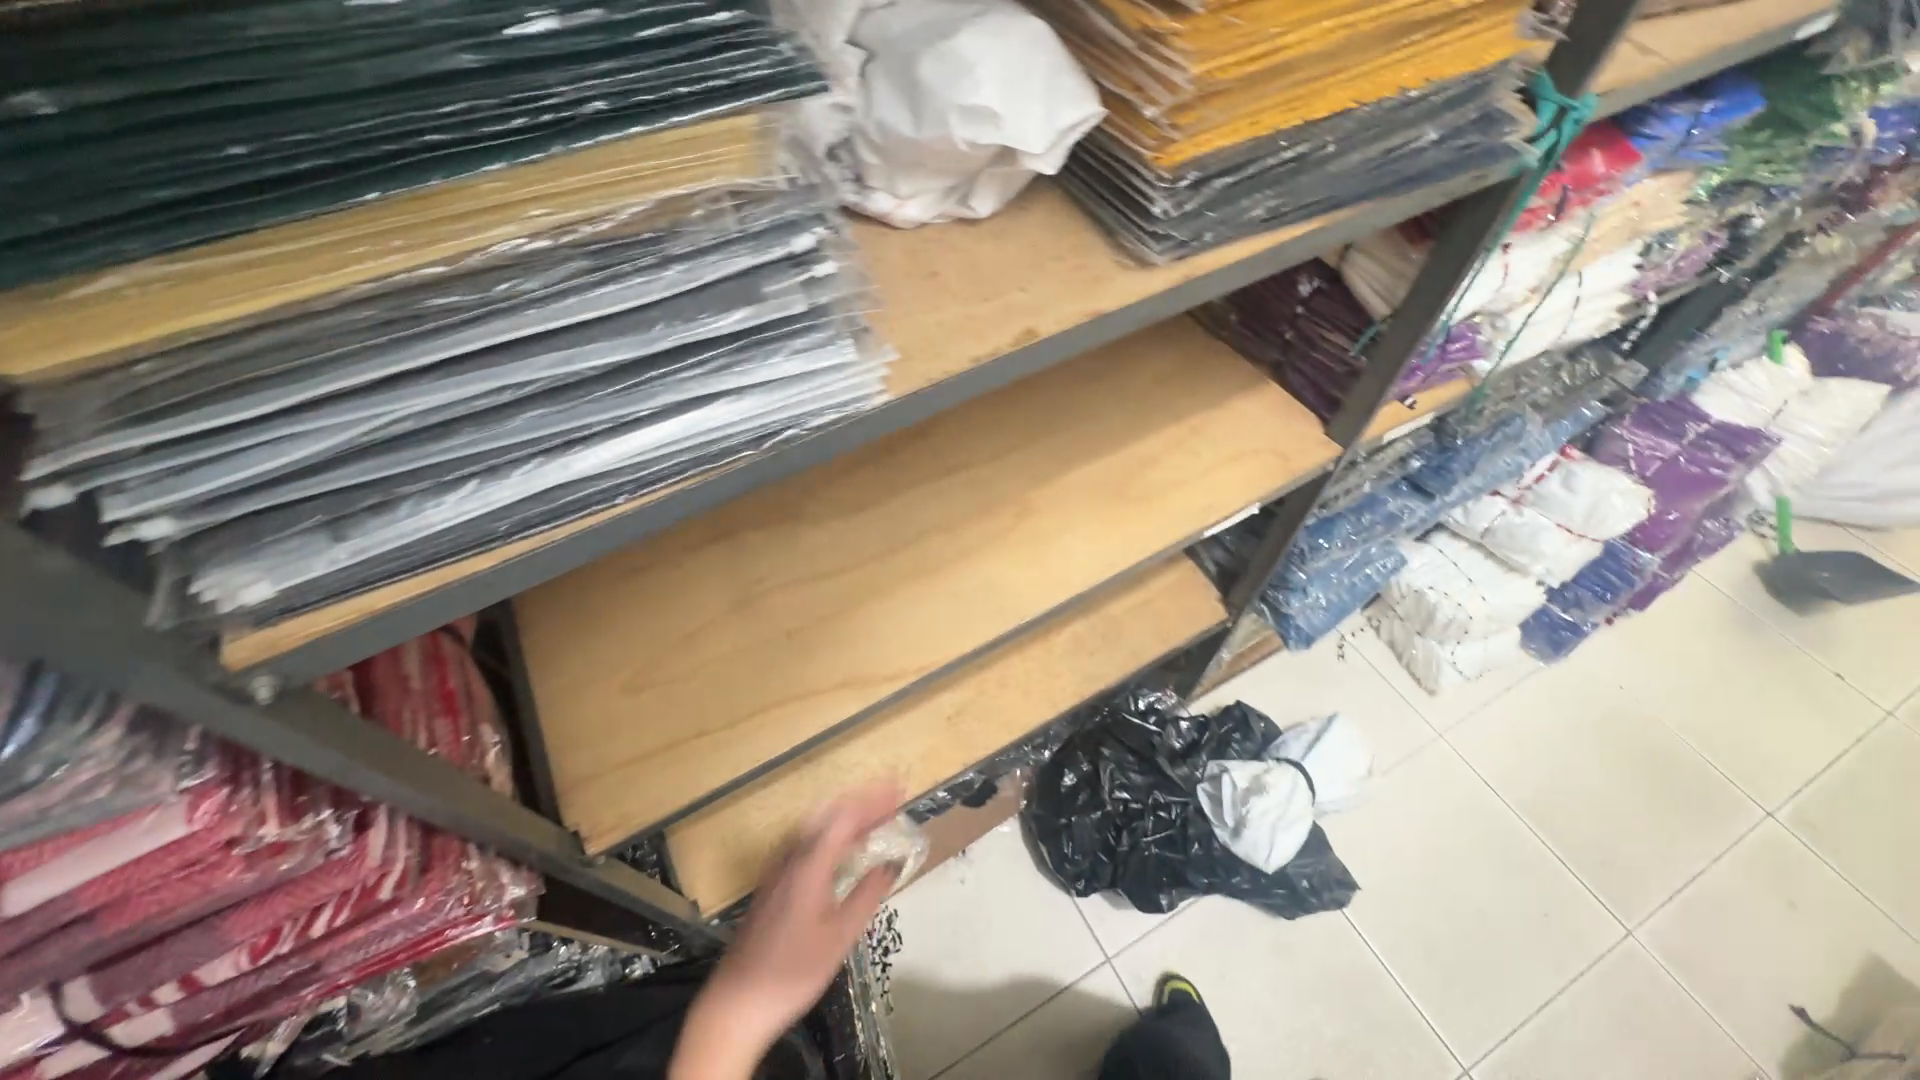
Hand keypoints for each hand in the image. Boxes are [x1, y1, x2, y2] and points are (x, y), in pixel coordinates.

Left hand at [671, 783, 904, 1079]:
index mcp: (809, 865)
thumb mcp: (839, 937)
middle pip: (828, 816)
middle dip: (861, 803)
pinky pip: (804, 843)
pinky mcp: (770, 887)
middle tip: (892, 799)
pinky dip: (828, 834)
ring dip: (844, 817)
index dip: (874, 801)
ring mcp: (776, 872)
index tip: (900, 790)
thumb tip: (888, 865)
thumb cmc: (793, 972)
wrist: (737, 1003)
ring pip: (814, 829)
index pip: (846, 817)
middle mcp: (790, 859)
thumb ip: (866, 896)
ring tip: (872, 818)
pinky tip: (837, 849)